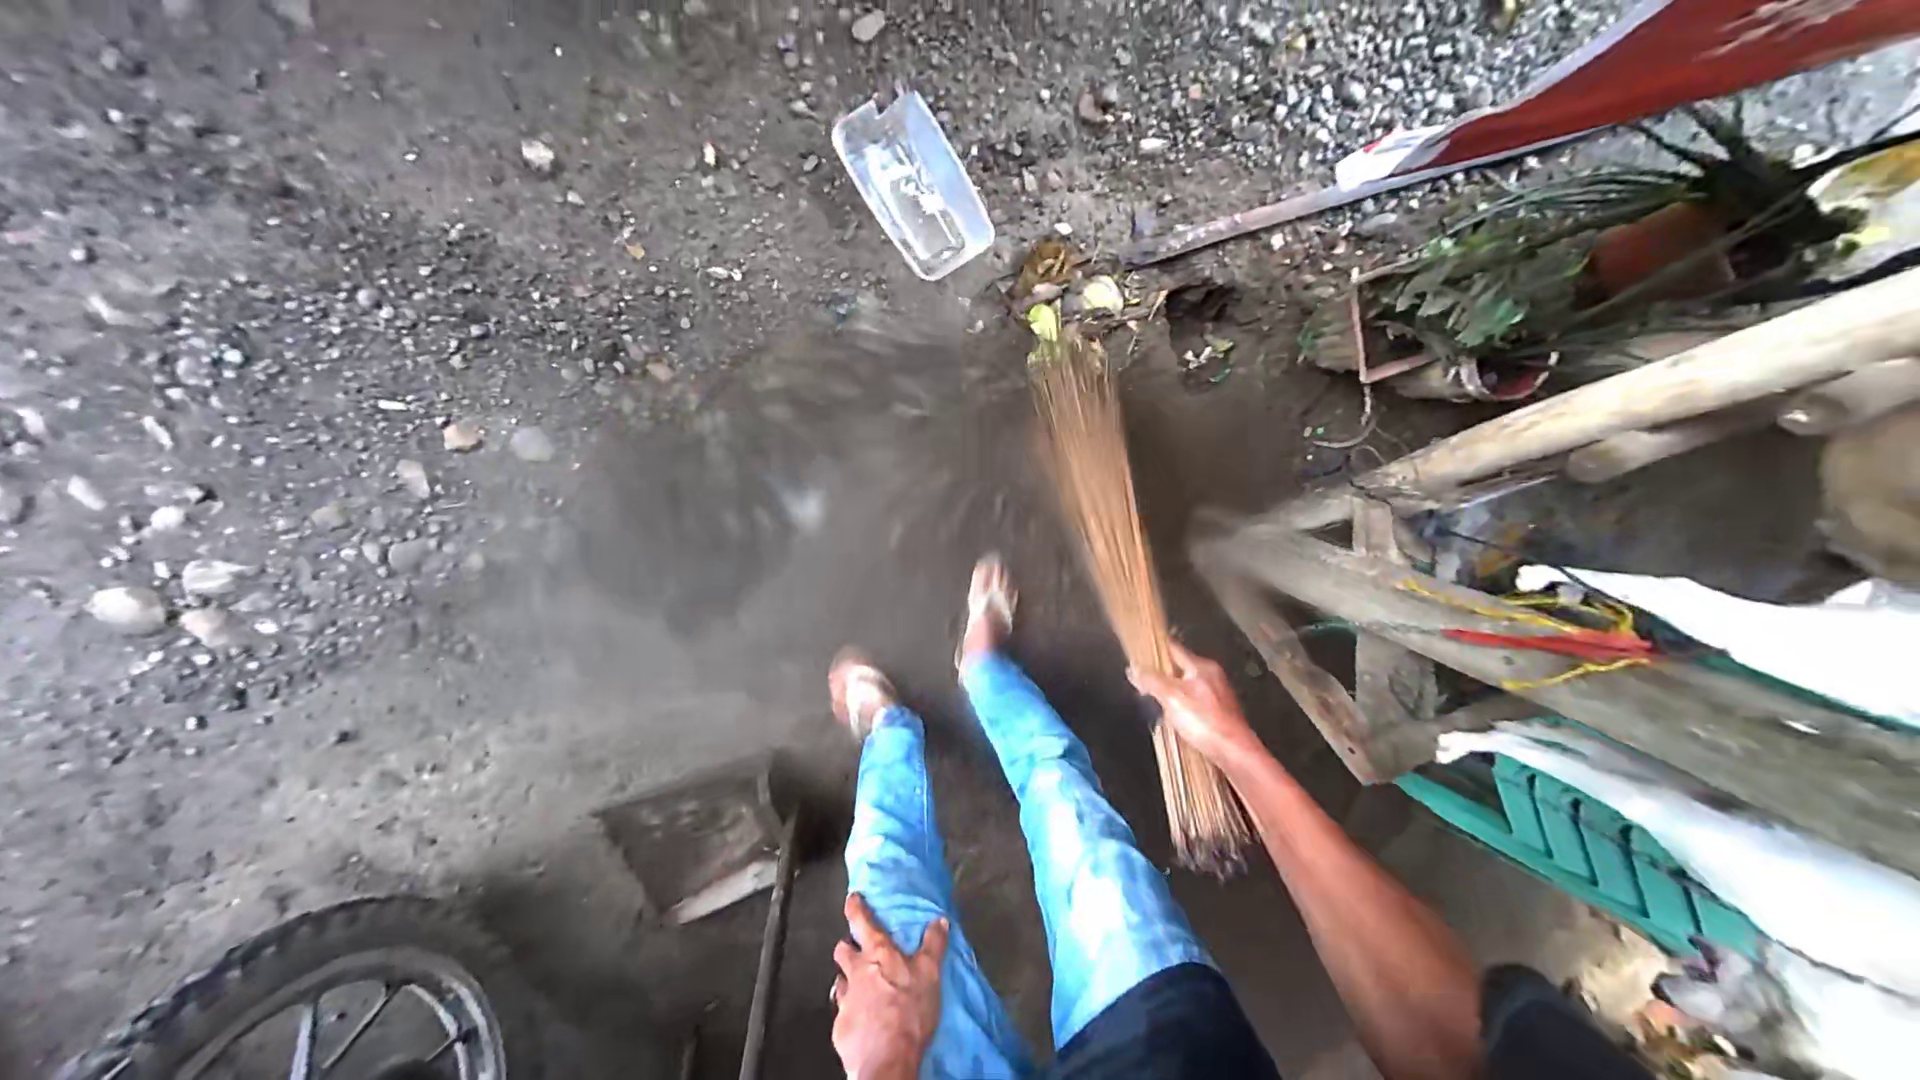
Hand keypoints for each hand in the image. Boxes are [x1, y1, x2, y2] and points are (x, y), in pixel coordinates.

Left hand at [831, 893, 947, 1079]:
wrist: (888, 1059)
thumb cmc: (910, 1010)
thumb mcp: (930, 973)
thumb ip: (934, 944)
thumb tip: (940, 920)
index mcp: (877, 953)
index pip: (861, 921)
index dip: (855, 907)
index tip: (852, 899)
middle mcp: (856, 972)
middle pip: (842, 950)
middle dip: (847, 947)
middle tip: (856, 950)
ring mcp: (845, 1000)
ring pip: (840, 982)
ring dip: (848, 981)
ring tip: (859, 988)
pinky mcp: (840, 1028)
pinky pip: (843, 1014)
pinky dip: (851, 1013)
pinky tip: (862, 1021)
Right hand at [1129, 641, 1264, 769]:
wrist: (1235, 753)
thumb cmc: (1205, 722)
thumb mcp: (1171, 697)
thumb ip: (1151, 680)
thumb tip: (1134, 668)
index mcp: (1201, 666)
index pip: (1172, 648)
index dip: (1153, 650)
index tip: (1137, 653)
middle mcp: (1211, 676)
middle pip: (1178, 667)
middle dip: (1159, 674)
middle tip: (1142, 682)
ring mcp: (1217, 694)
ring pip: (1185, 685)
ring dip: (1169, 691)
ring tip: (1155, 702)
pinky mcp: (1219, 712)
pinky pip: (1194, 701)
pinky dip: (1181, 705)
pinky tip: (1175, 718)